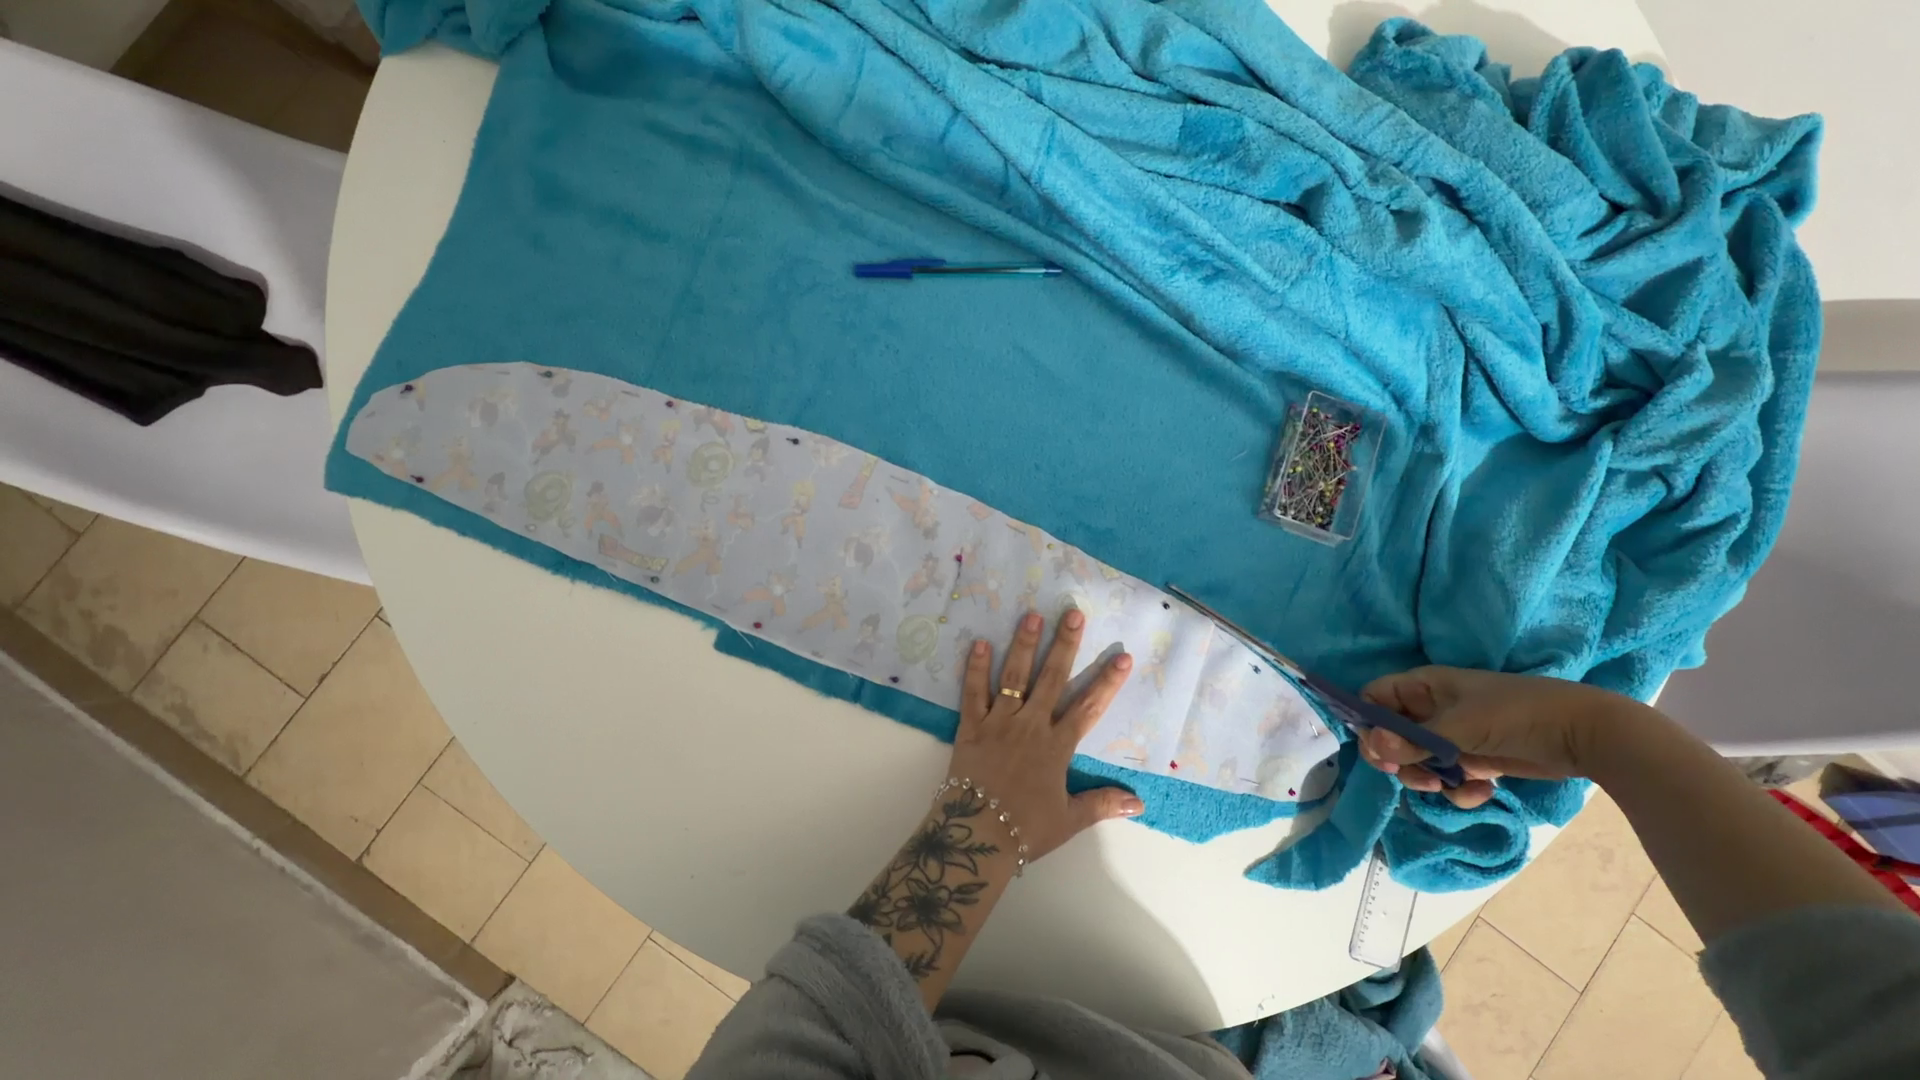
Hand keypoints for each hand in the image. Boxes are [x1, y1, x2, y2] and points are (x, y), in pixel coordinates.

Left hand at [947, 610, 1142, 862]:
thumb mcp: (1069, 819)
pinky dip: (975, 668)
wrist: (976, 833)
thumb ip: (1102, 803)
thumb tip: (1139, 803)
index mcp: (1057, 746)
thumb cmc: (1025, 827)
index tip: (1123, 657)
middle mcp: (1031, 725)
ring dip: (1023, 644)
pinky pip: (973, 692)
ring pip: (1014, 676)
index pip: (1088, 707)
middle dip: (1065, 645)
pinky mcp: (971, 726)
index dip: (1107, 682)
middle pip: (1051, 679)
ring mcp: (999, 722)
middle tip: (1072, 613)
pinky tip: (979, 642)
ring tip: (1031, 615)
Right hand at [1355, 665, 1651, 808]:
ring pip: (1417, 761)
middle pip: (1390, 736)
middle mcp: (1431, 709)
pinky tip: (1483, 791)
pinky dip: (1458, 790)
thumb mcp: (1461, 727)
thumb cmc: (1516, 714)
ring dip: (1426, 780)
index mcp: (1423, 687)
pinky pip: (1448, 778)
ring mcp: (1453, 736)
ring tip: (1449, 787)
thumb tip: (1373, 746)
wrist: (1585, 734)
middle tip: (1413, 777)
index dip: (1368, 724)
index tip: (1380, 751)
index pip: (1374, 699)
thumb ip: (1415, 740)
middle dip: (1399, 760)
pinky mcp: (1474, 760)